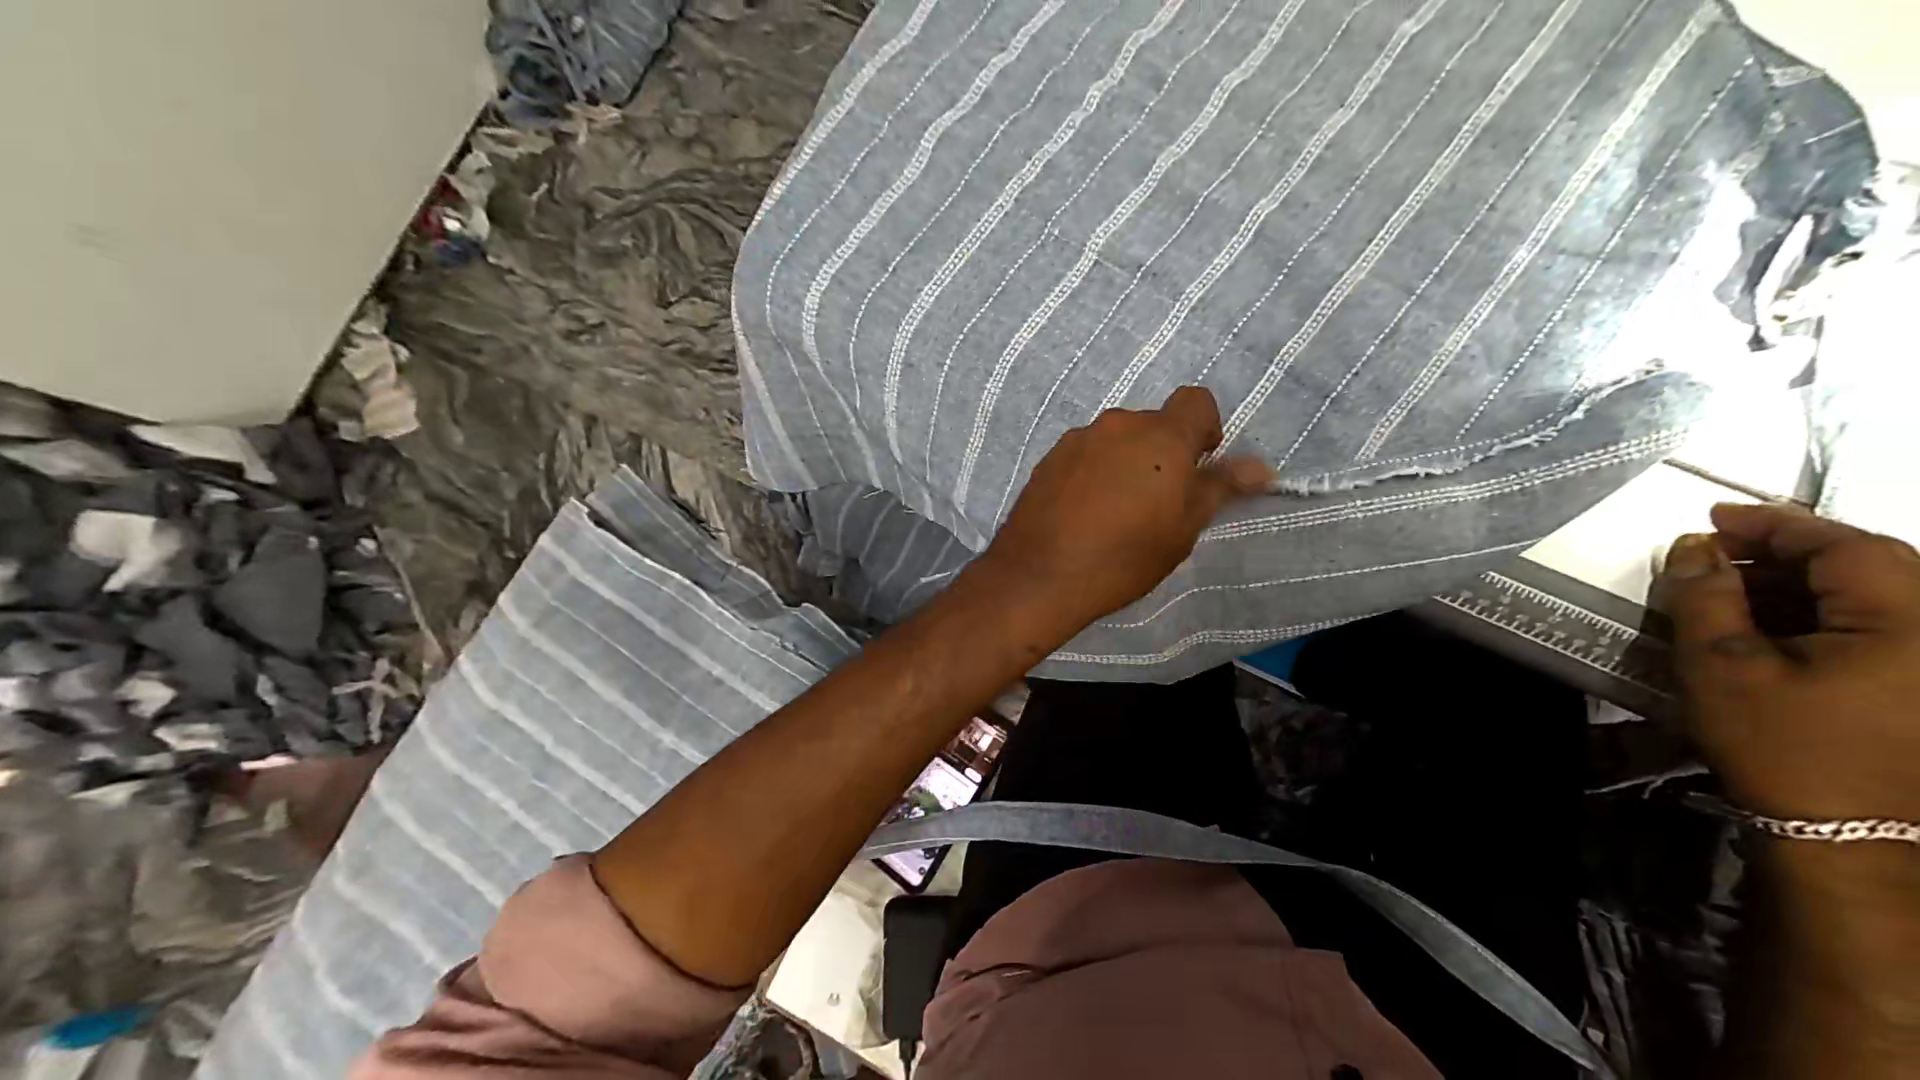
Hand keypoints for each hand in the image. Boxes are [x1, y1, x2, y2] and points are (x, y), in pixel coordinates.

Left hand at [974, 387, 1271, 628]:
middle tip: (1157, 502)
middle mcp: (1117, 425)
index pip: (1196, 401)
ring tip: (1116, 512)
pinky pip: (1084, 456)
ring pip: (1115, 441)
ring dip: (1125, 463)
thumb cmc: (1125, 556)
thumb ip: (1220, 488)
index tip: (1198, 466)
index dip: (1205, 429)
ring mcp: (1076, 440)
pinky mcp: (1047, 460)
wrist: (1039, 576)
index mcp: (1160, 436)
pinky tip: (1084, 513)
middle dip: (1162, 453)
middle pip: (1152, 424)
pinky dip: (1093, 473)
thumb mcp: (1183, 528)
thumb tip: (1261, 467)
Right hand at [1658, 503, 1919, 822]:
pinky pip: (1884, 624)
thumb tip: (1693, 547)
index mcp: (1908, 624)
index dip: (1774, 524)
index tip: (1711, 517)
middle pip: (1870, 563)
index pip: (1845, 546)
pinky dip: (1825, 611)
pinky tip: (1775, 622)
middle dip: (1788, 550)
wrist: (1843, 833)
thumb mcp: (1721, 666)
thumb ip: (1705, 598)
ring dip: (1804, 581)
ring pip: (1878, 593)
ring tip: (1735, 586)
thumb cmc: (1778, 744)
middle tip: (1718, 550)